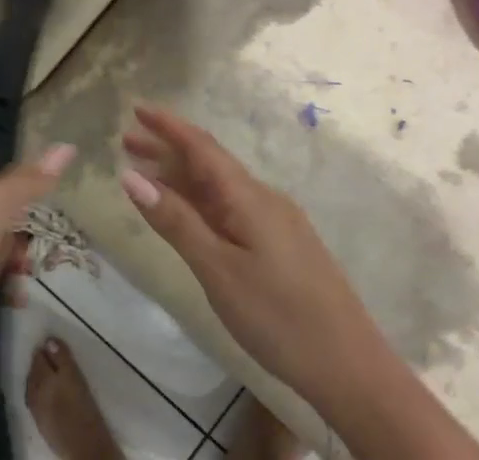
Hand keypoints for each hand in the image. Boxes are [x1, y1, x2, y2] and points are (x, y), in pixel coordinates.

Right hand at [118, 106, 393, 406]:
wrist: (352, 371)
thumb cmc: (279, 317)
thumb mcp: (217, 269)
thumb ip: (175, 221)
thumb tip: (131, 176)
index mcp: (249, 199)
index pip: (202, 147)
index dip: (168, 126)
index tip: (136, 107)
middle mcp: (264, 201)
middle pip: (210, 163)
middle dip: (168, 149)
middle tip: (126, 142)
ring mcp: (277, 225)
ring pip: (220, 188)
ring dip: (181, 177)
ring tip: (144, 174)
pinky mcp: (282, 248)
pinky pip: (231, 209)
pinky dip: (200, 201)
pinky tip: (185, 214)